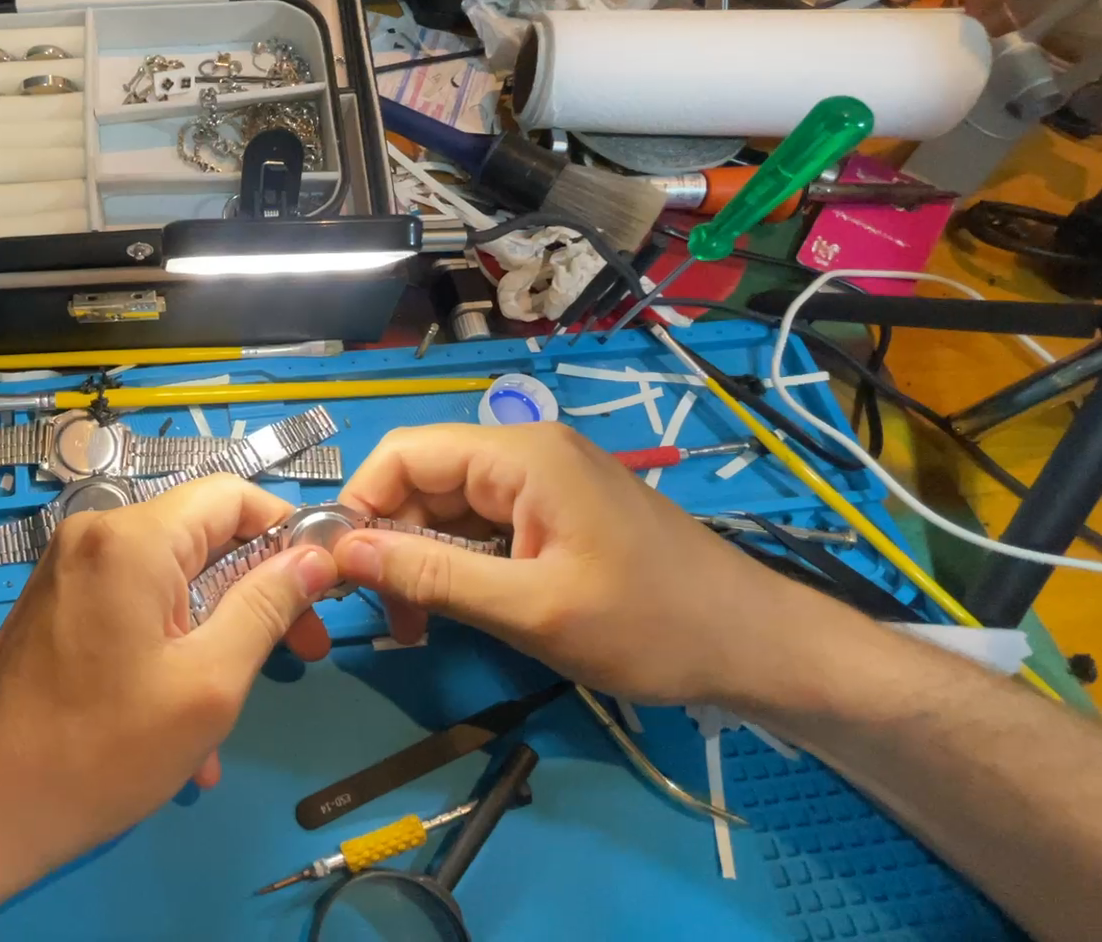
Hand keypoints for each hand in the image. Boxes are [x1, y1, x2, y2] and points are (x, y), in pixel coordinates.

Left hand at [0, 475, 338, 887]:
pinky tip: (181, 723)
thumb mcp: (209, 682)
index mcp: (133, 537)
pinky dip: (170, 646)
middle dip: (257, 592)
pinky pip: (135, 605)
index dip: (286, 530)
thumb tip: (315, 557)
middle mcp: (97, 533)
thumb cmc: (100, 750)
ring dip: (214, 635)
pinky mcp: (59, 602)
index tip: (321, 584)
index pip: (232, 495)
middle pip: (202, 536)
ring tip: (231, 714)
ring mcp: (71, 568)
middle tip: (303, 650)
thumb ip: (267, 606)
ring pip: (172, 579)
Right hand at [329, 422, 812, 704]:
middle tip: (383, 614)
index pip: (404, 453)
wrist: (760, 648)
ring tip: (416, 624)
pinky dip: (454, 565)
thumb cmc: (652, 625)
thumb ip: (432, 576)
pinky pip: (477, 527)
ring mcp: (538, 483)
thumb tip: (343, 552)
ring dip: (419, 560)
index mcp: (519, 456)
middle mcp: (522, 454)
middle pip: (420, 480)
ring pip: (444, 508)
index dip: (361, 502)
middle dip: (389, 541)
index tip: (341, 567)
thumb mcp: (531, 608)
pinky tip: (454, 607)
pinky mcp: (549, 512)